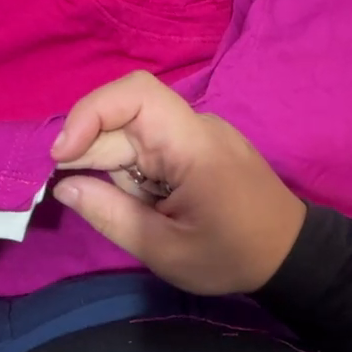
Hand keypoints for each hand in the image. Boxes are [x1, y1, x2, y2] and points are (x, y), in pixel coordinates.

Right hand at [50, 71, 305, 294]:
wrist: (289, 256)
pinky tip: (136, 202)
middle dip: (90, 153)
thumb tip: (64, 185)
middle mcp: (193, 128)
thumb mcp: (162, 248)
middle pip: (125, 119)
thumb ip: (109, 214)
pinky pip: (148, 147)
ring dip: (109, 168)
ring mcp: (196, 136)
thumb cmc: (229, 256)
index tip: (61, 156)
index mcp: (192, 146)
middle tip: (76, 195)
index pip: (133, 94)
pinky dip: (127, 171)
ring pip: (132, 135)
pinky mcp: (195, 149)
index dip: (88, 113)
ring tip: (122, 208)